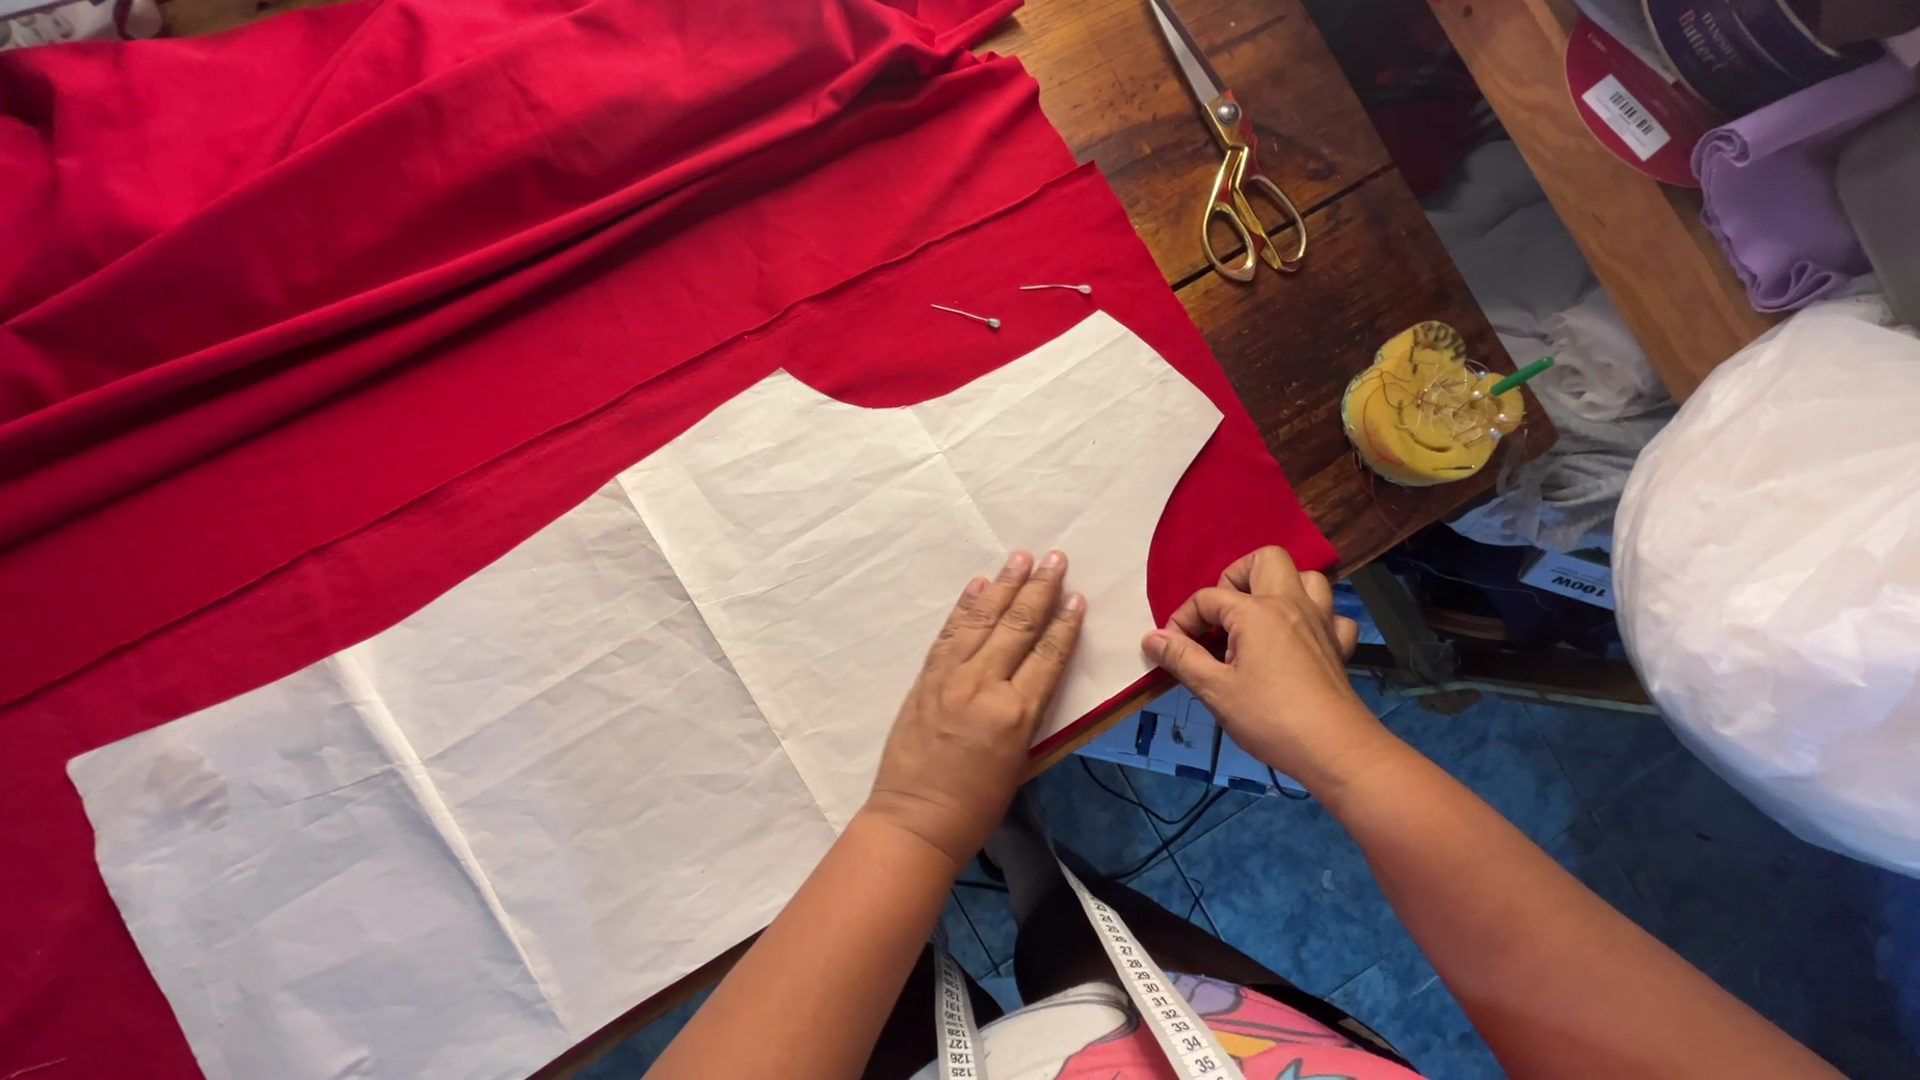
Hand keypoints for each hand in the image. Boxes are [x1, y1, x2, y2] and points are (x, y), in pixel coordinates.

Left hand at [864, 550, 1084, 868]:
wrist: (915, 820)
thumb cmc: (976, 807)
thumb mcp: (1019, 762)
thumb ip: (1028, 714)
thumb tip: (1035, 676)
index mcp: (1017, 714)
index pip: (1048, 656)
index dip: (1065, 624)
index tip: (1076, 596)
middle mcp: (984, 686)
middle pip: (1017, 627)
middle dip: (1039, 589)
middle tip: (1055, 557)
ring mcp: (950, 678)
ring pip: (982, 621)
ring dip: (1003, 585)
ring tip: (1020, 557)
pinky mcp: (925, 678)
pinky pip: (949, 634)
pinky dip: (964, 607)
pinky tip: (977, 585)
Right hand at [1142, 547, 1388, 790]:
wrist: (1334, 749)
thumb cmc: (1269, 717)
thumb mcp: (1214, 690)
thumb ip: (1181, 658)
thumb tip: (1152, 638)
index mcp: (1256, 611)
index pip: (1207, 598)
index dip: (1182, 621)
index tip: (1173, 650)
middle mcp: (1291, 604)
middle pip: (1265, 559)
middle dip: (1236, 577)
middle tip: (1221, 614)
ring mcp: (1320, 622)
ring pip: (1307, 577)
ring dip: (1280, 588)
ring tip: (1259, 618)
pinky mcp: (1338, 645)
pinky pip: (1332, 615)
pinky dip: (1314, 618)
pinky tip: (1298, 639)